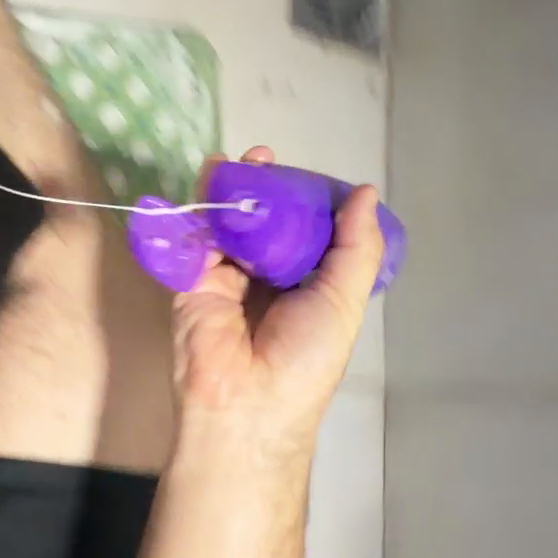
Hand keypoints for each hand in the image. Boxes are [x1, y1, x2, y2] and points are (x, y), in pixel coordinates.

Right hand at [171, 147, 384, 447]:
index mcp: (303, 286)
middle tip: (264, 158)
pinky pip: (196, 238)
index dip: (305, 201)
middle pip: (262, 224)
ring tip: (244, 159)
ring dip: (233, 191)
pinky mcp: (191, 279)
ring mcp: (224, 277)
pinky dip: (203, 206)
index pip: (303, 233)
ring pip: (228, 225)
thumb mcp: (343, 301)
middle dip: (264, 190)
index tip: (303, 175)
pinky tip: (213, 178)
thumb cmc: (305, 356)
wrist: (246, 400)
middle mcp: (263, 278)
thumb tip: (366, 192)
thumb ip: (355, 247)